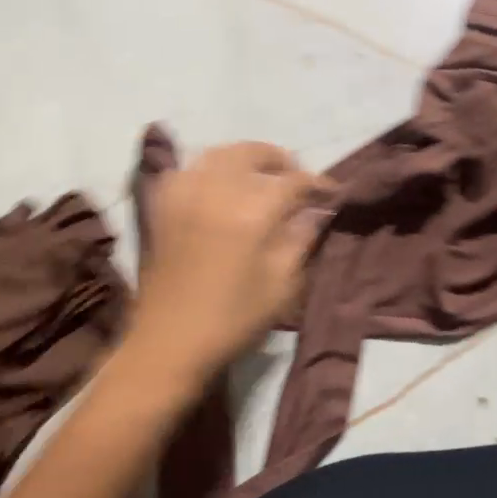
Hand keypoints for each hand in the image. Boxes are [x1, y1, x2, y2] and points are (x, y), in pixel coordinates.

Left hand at [129, 142, 321, 383]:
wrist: (167, 345)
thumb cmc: (233, 320)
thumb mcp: (282, 285)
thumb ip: (302, 238)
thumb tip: (317, 210)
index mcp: (252, 211)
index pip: (294, 180)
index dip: (318, 184)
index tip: (332, 194)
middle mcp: (217, 190)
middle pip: (254, 152)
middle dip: (281, 161)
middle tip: (296, 181)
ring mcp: (186, 193)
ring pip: (221, 153)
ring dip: (247, 159)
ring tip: (261, 178)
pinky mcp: (163, 204)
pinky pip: (190, 168)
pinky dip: (211, 168)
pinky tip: (221, 187)